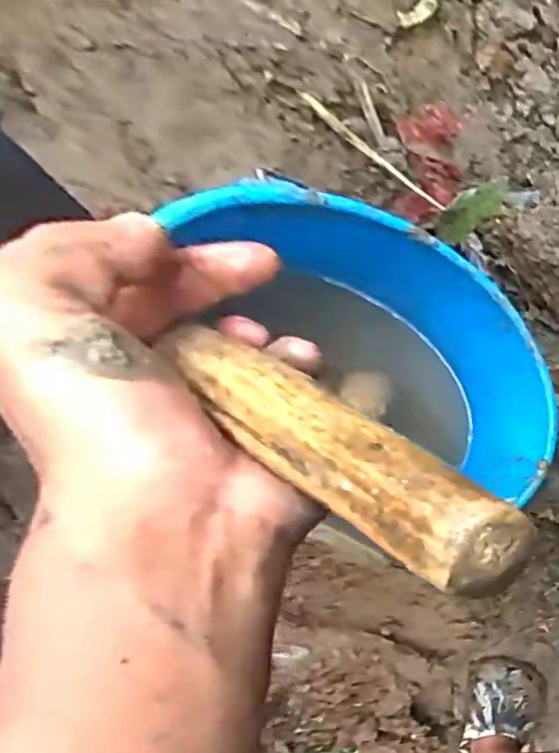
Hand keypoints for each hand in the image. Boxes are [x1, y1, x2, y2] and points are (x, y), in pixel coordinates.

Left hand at [0, 214, 323, 545]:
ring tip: (278, 346)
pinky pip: (316, 391)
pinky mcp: (293, 433)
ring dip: (274, 335)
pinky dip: (321, 374)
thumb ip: (67, 254)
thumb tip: (150, 234)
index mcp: (91, 345)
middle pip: (200, 309)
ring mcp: (235, 406)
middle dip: (228, 283)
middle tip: (271, 266)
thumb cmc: (99, 416)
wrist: (179, 506)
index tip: (209, 238)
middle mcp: (161, 372)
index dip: (173, 253)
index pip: (131, 282)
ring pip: (262, 350)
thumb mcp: (25, 313)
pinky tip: (313, 373)